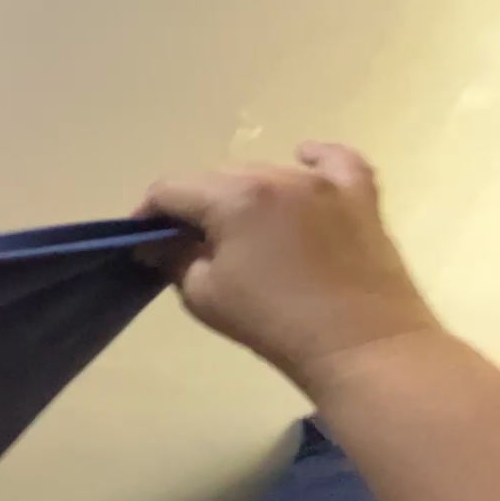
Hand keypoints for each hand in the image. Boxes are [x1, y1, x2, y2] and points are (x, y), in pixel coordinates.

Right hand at [141, 142, 443, 395]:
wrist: (357, 343)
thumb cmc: (268, 318)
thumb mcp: (198, 290)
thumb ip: (171, 255)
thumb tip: (156, 243)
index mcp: (234, 199)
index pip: (169, 188)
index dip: (146, 212)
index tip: (141, 240)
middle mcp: (278, 178)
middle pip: (212, 176)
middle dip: (187, 204)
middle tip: (179, 240)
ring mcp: (324, 185)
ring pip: (260, 171)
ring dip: (234, 192)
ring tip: (229, 226)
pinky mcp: (359, 198)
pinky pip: (336, 161)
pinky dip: (312, 158)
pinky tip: (300, 157)